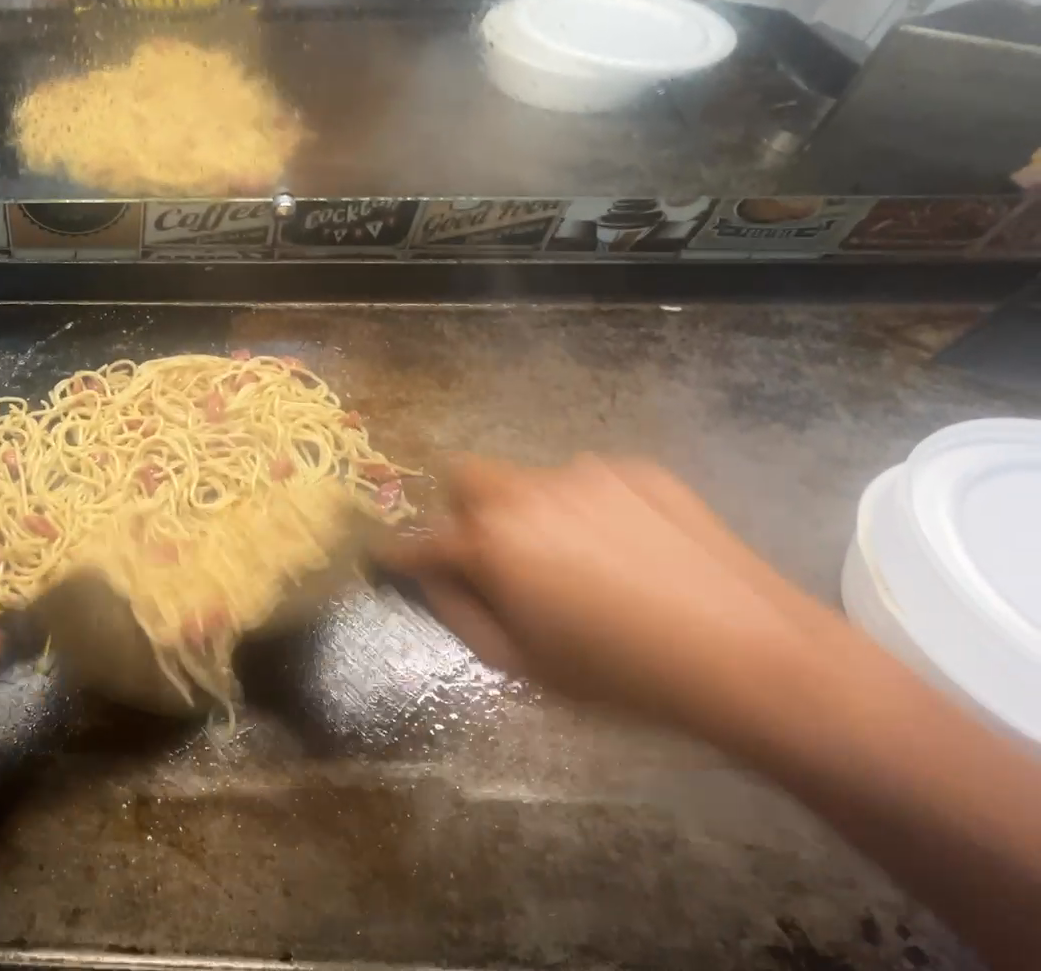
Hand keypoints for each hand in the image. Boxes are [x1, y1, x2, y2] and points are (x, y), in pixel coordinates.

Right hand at [375, 455, 841, 730]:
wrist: (756, 659)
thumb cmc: (620, 676)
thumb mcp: (518, 663)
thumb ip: (456, 611)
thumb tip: (430, 577)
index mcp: (488, 542)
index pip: (418, 539)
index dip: (398, 552)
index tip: (391, 559)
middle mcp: (526, 492)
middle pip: (463, 476)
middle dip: (461, 511)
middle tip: (493, 557)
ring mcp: (586, 475)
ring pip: (528, 480)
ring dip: (529, 512)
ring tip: (577, 563)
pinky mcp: (641, 472)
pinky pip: (587, 483)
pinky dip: (585, 510)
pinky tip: (627, 554)